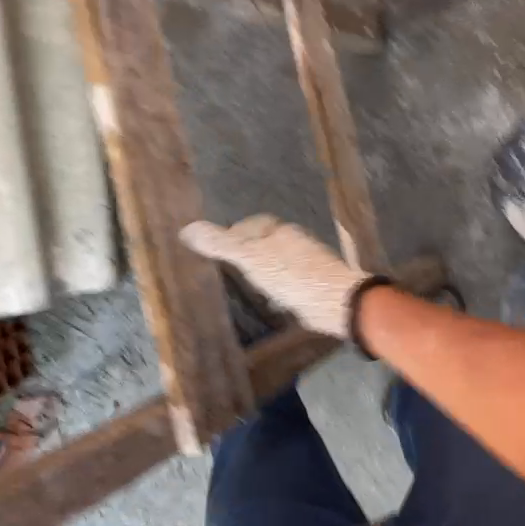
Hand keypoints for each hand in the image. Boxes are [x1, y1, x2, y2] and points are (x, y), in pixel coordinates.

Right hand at [179, 215, 372, 338]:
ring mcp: (310, 263)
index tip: (219, 247)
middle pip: (268, 242)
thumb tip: (187, 228)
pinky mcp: (318, 284)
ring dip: (266, 271)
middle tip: (231, 268)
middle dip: (251, 252)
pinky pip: (293, 281)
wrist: (336, 301)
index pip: (253, 224)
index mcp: (280, 231)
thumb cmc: (292, 276)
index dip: (235, 232)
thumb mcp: (250, 258)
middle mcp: (297, 242)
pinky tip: (275, 301)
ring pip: (281, 262)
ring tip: (249, 286)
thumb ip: (221, 244)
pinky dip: (281, 287)